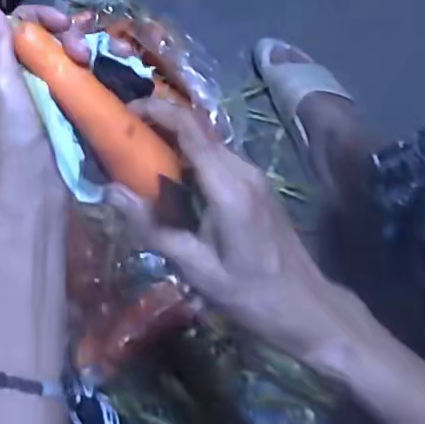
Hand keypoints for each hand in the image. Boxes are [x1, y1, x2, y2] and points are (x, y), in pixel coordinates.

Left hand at [0, 0, 87, 179]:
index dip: (43, 16)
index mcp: (5, 62)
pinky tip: (100, 73)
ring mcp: (50, 88)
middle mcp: (26, 70)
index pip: (23, 23)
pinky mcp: (70, 105)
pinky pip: (82, 76)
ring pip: (68, 53)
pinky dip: (92, 70)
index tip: (63, 23)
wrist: (37, 181)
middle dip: (68, 34)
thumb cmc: (15, 127)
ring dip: (82, 50)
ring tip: (89, 63)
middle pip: (50, 35)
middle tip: (81, 51)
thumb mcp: (1, 80)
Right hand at [105, 99, 358, 363]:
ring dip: (170, 134)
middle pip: (195, 126)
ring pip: (204, 138)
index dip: (155, 109)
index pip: (189, 127)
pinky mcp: (254, 183)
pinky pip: (213, 154)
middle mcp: (242, 170)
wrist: (315, 314)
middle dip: (157, 118)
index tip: (123, 112)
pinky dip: (185, 151)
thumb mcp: (199, 270)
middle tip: (122, 131)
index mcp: (228, 186)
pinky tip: (168, 172)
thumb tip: (109, 190)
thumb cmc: (256, 296)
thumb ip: (153, 228)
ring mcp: (252, 174)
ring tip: (137, 149)